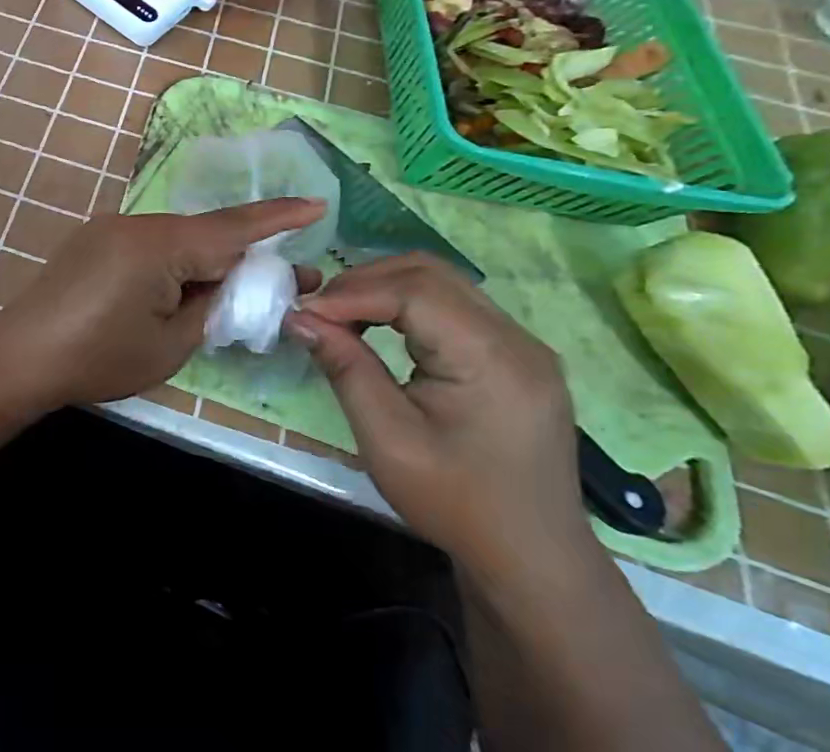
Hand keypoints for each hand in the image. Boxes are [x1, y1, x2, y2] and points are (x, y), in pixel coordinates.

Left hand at [0, 199, 325, 409]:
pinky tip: (177, 292)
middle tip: (285, 284)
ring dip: (202, 264)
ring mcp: (107, 230)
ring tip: (228, 297)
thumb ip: (212, 306)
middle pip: (203, 235)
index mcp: (158, 243)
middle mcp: (133, 223)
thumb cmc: (99, 357)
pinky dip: (170, 265)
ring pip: (173, 241)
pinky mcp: (90, 243)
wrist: (22, 356)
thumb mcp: (172, 343)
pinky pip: (146, 246)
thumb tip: (234, 284)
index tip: (318, 205)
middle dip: (242, 257)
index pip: (232, 228)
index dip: (278, 219)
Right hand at [286, 254, 589, 576]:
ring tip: (340, 318)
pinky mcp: (515, 357)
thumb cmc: (455, 501)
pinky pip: (454, 307)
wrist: (530, 556)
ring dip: (383, 289)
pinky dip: (406, 306)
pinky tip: (378, 330)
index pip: (413, 291)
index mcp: (492, 358)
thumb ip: (345, 367)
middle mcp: (516, 338)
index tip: (302, 312)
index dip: (350, 292)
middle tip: (317, 311)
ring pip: (442, 283)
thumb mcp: (386, 438)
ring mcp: (521, 345)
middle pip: (430, 273)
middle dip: (364, 281)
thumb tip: (299, 318)